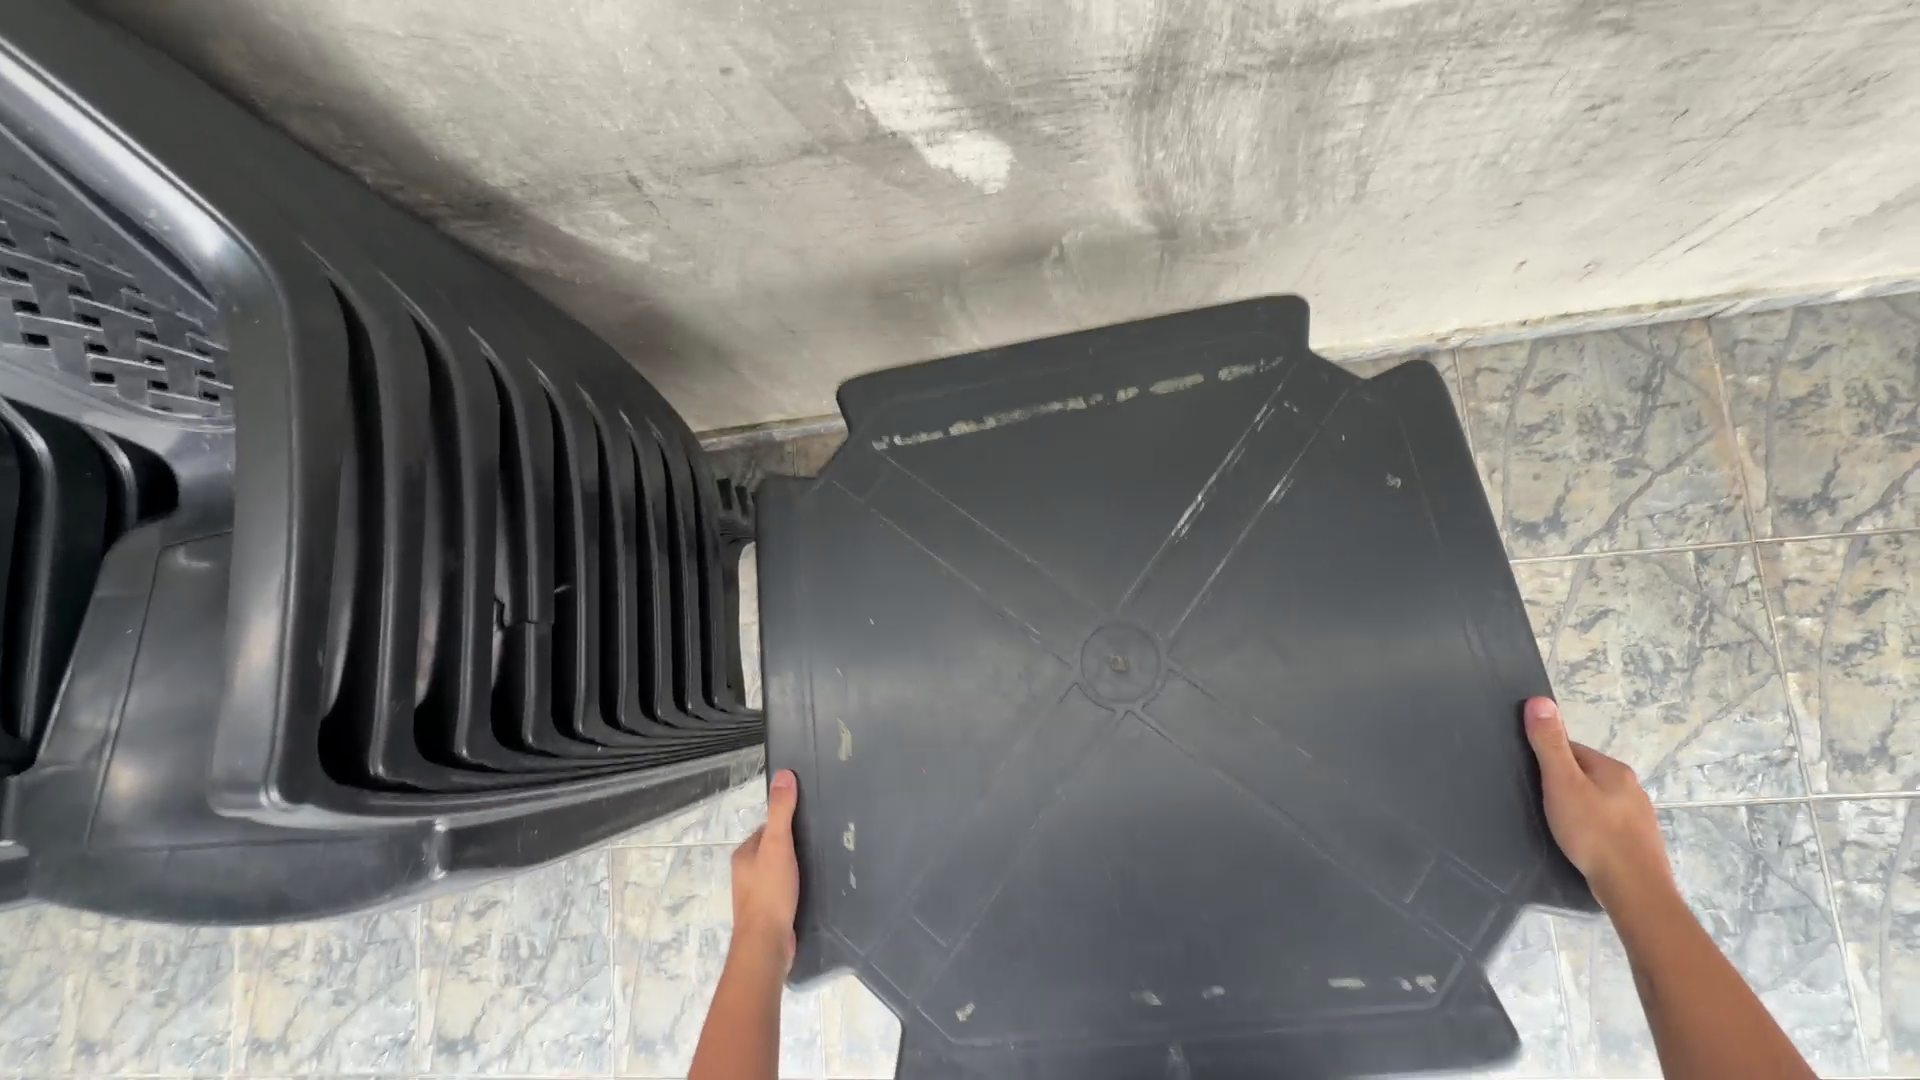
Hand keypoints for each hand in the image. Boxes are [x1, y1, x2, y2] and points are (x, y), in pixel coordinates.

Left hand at [730, 768, 800, 971]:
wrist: (767, 944)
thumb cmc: (770, 891)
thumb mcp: (778, 844)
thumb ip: (781, 811)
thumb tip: (784, 774)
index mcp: (744, 854)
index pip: (768, 828)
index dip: (788, 824)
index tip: (810, 823)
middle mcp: (746, 872)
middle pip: (773, 849)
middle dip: (793, 847)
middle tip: (819, 844)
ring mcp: (756, 895)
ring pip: (779, 871)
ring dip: (796, 868)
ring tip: (819, 866)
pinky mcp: (769, 913)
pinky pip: (784, 891)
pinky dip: (797, 887)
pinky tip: (811, 889)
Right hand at [1523, 697, 1674, 909]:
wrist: (1634, 889)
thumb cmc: (1593, 831)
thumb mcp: (1561, 783)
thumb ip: (1549, 743)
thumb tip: (1539, 700)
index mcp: (1613, 769)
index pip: (1569, 750)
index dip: (1545, 761)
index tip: (1531, 779)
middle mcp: (1631, 787)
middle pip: (1583, 773)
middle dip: (1561, 784)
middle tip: (1541, 803)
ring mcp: (1639, 815)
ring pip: (1596, 799)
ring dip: (1576, 806)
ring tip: (1559, 824)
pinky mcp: (1639, 840)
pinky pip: (1606, 821)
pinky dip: (1591, 826)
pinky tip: (1581, 841)